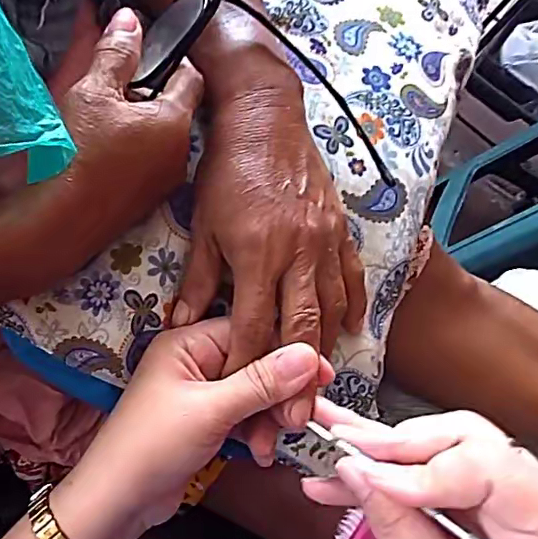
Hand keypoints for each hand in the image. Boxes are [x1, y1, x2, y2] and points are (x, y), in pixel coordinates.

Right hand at [41, 9, 203, 261]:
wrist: (57, 222)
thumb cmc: (77, 152)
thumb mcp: (92, 92)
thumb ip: (115, 53)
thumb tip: (129, 19)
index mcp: (176, 121)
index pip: (189, 75)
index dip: (167, 57)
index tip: (139, 54)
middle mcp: (179, 155)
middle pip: (173, 110)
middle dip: (147, 95)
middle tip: (110, 90)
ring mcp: (161, 185)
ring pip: (156, 141)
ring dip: (136, 127)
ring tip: (99, 125)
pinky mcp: (141, 206)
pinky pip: (142, 167)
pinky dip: (127, 155)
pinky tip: (97, 155)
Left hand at [49, 319, 333, 538]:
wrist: (120, 498)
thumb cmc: (150, 447)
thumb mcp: (211, 411)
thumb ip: (261, 381)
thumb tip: (306, 353)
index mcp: (185, 344)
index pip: (249, 331)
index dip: (286, 354)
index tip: (319, 378)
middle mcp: (192, 361)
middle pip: (257, 363)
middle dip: (279, 394)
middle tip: (292, 422)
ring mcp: (199, 391)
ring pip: (255, 392)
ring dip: (268, 419)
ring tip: (265, 445)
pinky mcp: (204, 419)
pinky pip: (244, 415)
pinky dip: (256, 432)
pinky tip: (258, 453)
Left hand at [170, 76, 365, 428]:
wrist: (265, 119)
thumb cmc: (226, 172)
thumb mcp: (202, 227)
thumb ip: (197, 281)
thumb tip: (182, 323)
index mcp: (256, 254)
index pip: (253, 327)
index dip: (249, 369)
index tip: (248, 402)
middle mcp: (297, 253)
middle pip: (300, 329)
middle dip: (297, 379)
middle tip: (299, 419)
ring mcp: (325, 241)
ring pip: (333, 308)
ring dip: (328, 350)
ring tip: (322, 385)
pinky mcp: (340, 229)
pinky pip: (353, 276)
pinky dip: (354, 307)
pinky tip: (352, 331)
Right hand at [300, 404, 537, 538]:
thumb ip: (400, 532)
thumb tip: (356, 471)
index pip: (497, 471)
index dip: (424, 468)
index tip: (365, 476)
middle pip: (473, 445)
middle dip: (401, 445)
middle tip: (344, 448)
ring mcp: (516, 513)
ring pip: (444, 453)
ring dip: (384, 455)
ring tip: (330, 451)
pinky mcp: (484, 516)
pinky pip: (429, 479)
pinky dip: (385, 476)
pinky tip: (345, 474)